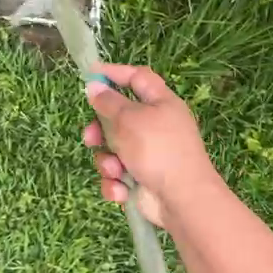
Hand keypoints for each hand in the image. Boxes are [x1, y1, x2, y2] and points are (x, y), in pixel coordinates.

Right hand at [82, 63, 221, 227]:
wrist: (182, 199)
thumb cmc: (157, 150)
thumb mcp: (129, 119)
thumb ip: (108, 102)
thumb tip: (94, 87)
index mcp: (161, 104)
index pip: (137, 78)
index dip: (114, 73)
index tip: (90, 74)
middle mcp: (156, 126)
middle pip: (119, 117)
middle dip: (100, 130)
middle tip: (90, 137)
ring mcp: (149, 154)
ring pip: (113, 149)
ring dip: (107, 161)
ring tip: (114, 170)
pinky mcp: (142, 178)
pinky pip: (118, 173)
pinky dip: (116, 181)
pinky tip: (121, 189)